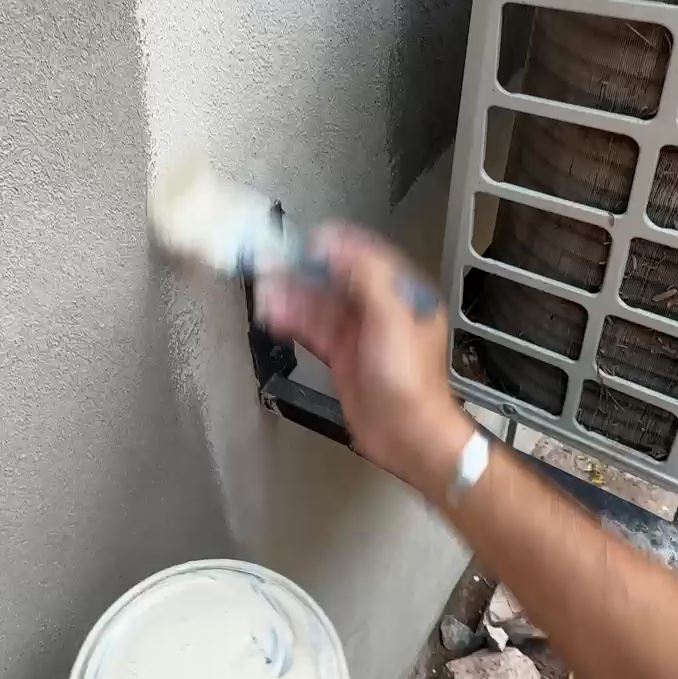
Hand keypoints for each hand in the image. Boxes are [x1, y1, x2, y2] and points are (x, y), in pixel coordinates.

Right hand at [256, 223, 472, 496]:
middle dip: (304, 271)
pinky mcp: (342, 355)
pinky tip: (275, 315)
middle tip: (274, 263)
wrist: (408, 436)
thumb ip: (367, 278)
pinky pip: (313, 329)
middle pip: (336, 279)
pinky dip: (293, 320)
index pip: (365, 258)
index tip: (305, 242)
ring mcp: (359, 333)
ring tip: (266, 289)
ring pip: (320, 304)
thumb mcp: (393, 320)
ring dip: (292, 295)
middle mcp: (380, 310)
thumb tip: (339, 247)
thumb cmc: (411, 383)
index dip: (335, 247)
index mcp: (402, 295)